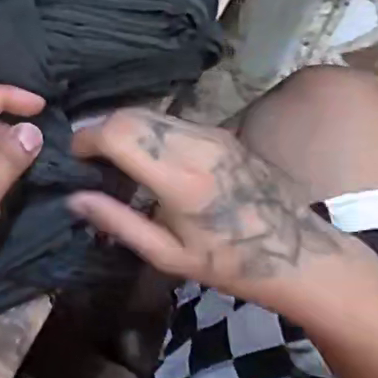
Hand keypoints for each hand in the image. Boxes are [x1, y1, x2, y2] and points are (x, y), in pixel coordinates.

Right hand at [68, 110, 377, 321]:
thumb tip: (72, 197)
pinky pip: (167, 119)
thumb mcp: (167, 256)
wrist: (305, 258)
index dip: (84, 140)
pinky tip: (143, 158)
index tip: (73, 160)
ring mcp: (211, 134)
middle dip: (97, 131)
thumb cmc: (231, 264)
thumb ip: (117, 222)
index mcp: (179, 180)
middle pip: (127, 115)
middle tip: (87, 160)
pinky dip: (143, 130)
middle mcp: (195, 146)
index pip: (116, 134)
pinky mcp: (220, 132)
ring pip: (146, 112)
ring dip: (119, 128)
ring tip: (112, 159)